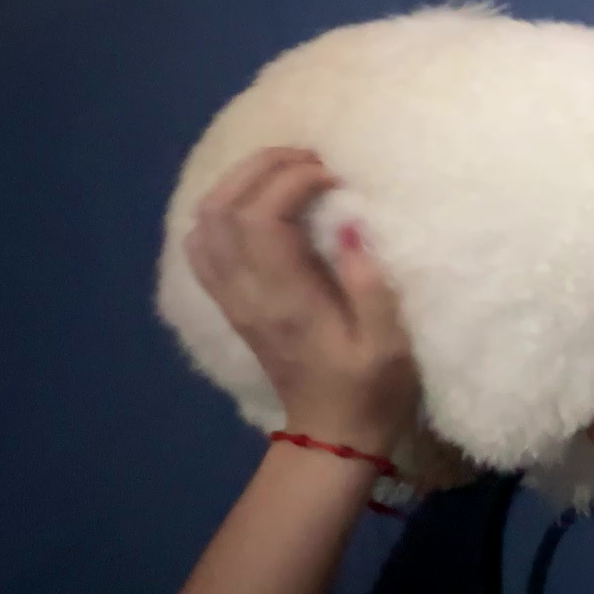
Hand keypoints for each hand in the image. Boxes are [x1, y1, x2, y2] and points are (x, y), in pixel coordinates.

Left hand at [185, 147, 418, 456]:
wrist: (334, 437)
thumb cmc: (373, 386)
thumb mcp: (389, 340)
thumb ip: (369, 282)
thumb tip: (349, 224)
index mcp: (285, 301)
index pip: (260, 220)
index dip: (293, 181)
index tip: (337, 175)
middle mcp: (247, 296)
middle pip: (221, 212)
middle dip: (263, 168)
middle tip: (312, 157)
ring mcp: (233, 301)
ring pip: (204, 225)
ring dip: (240, 183)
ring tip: (290, 169)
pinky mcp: (234, 304)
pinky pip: (206, 246)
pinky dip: (226, 210)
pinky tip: (262, 202)